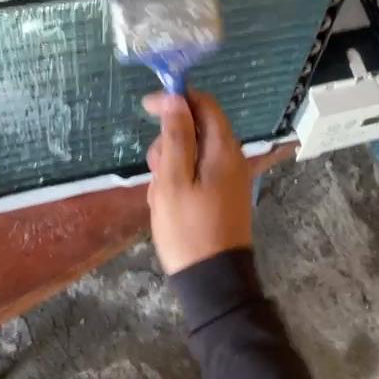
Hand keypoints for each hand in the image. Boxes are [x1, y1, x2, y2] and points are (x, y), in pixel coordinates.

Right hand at [142, 91, 252, 274]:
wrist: (213, 280)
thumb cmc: (188, 229)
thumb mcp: (174, 180)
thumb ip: (176, 137)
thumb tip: (176, 99)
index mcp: (224, 149)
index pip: (204, 104)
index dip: (176, 99)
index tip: (146, 108)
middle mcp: (232, 158)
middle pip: (196, 129)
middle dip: (169, 143)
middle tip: (155, 171)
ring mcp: (228, 178)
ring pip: (191, 154)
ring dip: (170, 167)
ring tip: (160, 196)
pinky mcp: (222, 195)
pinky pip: (196, 175)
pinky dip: (178, 183)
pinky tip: (167, 206)